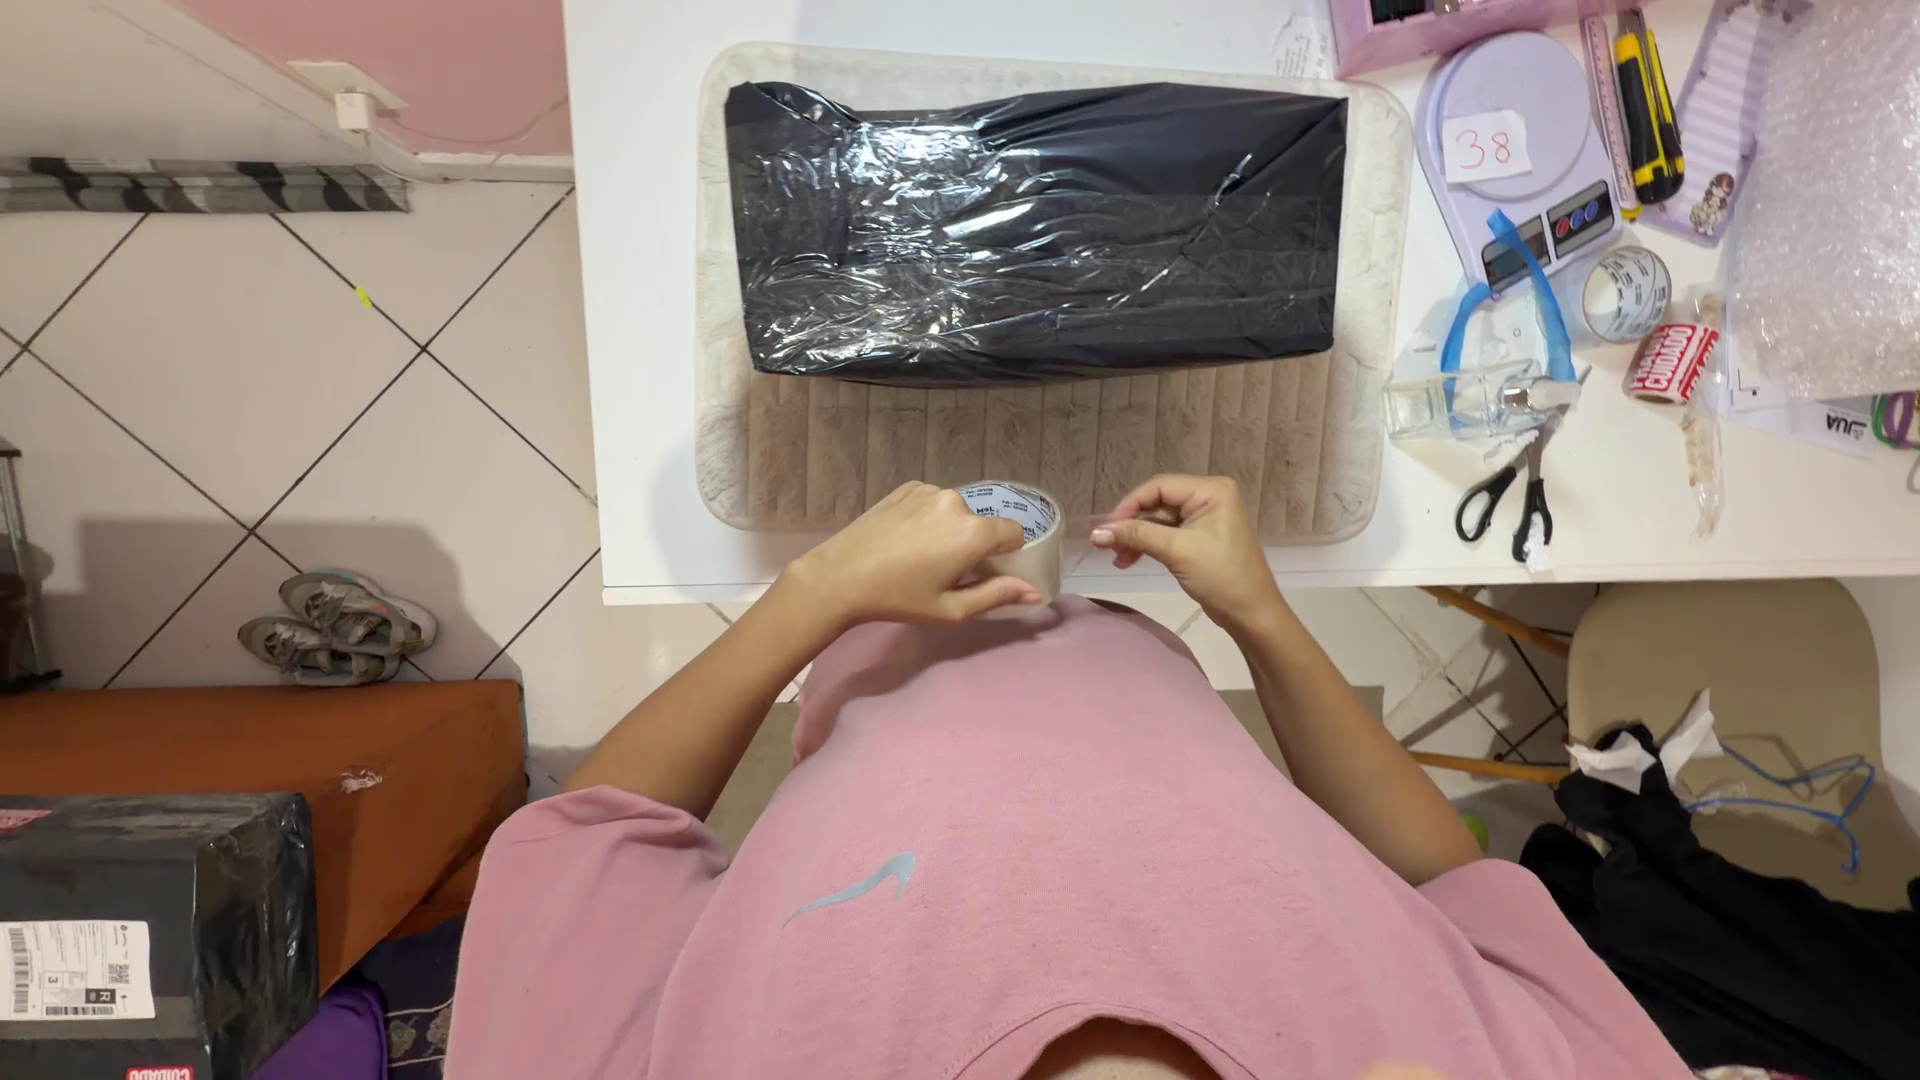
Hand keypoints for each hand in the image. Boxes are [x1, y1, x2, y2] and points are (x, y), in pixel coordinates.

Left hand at [783, 482, 1043, 627]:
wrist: (840, 576)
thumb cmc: (899, 599)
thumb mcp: (951, 609)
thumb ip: (997, 596)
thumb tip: (1036, 592)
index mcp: (973, 532)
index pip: (1014, 533)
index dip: (1005, 555)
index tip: (983, 572)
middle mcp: (956, 501)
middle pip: (983, 523)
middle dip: (974, 544)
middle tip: (944, 571)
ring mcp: (929, 490)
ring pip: (957, 512)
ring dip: (950, 530)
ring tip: (920, 554)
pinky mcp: (906, 487)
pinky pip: (933, 502)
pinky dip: (928, 518)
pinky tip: (905, 538)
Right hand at [1089, 475, 1283, 632]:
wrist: (1251, 614)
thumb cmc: (1221, 577)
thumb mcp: (1176, 551)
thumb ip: (1135, 536)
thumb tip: (1095, 533)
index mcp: (1210, 490)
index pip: (1158, 486)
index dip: (1128, 505)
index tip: (1106, 530)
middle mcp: (1208, 496)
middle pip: (1156, 502)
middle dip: (1131, 525)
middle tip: (1108, 547)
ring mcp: (1204, 517)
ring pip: (1158, 520)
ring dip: (1136, 538)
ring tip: (1119, 559)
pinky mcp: (1199, 536)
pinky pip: (1166, 533)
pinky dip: (1147, 545)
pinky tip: (1130, 560)